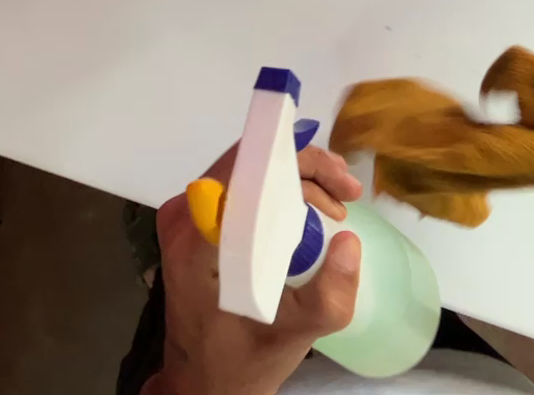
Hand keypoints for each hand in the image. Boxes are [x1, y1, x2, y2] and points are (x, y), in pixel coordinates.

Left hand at [147, 143, 364, 394]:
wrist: (201, 385)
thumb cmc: (241, 361)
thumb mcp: (291, 335)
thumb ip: (326, 297)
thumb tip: (350, 241)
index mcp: (197, 239)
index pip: (243, 171)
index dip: (293, 160)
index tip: (336, 178)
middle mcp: (184, 216)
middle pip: (247, 164)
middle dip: (304, 167)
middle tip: (347, 189)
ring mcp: (185, 217)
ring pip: (246, 171)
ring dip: (295, 177)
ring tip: (338, 200)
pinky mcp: (194, 223)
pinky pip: (239, 187)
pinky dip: (277, 190)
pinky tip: (311, 207)